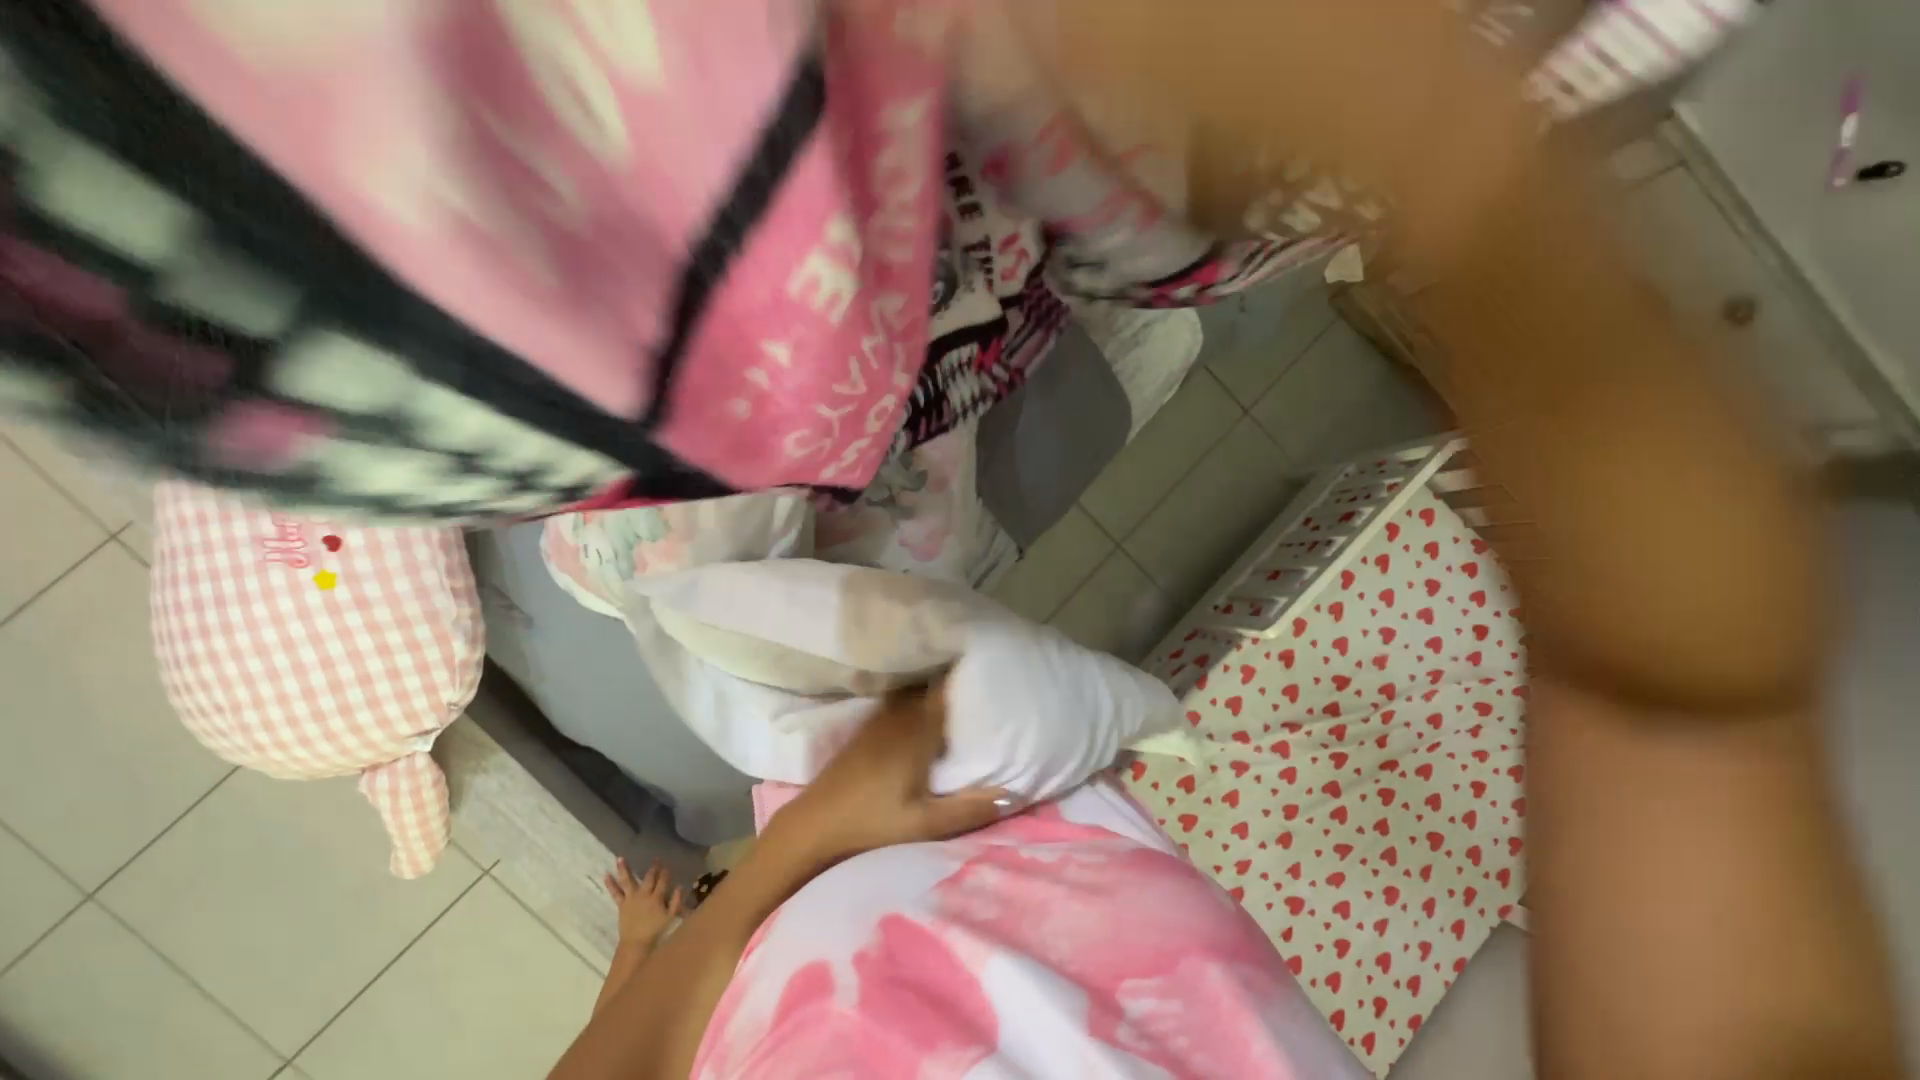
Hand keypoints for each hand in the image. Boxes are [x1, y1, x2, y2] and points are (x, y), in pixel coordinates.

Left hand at [603, 858, 682, 952]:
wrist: (636, 943)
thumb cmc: (655, 931)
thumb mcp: (671, 917)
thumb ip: (676, 902)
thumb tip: (680, 886)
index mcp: (656, 898)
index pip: (663, 881)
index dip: (665, 872)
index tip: (667, 865)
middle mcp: (643, 894)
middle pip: (648, 878)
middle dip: (653, 868)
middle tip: (655, 858)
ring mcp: (631, 898)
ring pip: (628, 881)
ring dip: (624, 869)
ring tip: (620, 858)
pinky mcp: (622, 904)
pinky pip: (615, 893)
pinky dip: (610, 884)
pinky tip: (606, 875)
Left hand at [764, 682, 1008, 867]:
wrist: (814, 826)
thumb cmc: (873, 824)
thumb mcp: (926, 824)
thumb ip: (970, 808)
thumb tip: (1014, 792)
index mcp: (916, 733)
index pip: (944, 691)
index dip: (965, 674)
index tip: (990, 665)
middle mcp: (897, 718)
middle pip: (929, 686)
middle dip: (953, 677)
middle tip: (982, 675)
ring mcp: (877, 722)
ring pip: (911, 692)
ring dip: (932, 687)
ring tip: (958, 687)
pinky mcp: (865, 731)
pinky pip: (897, 702)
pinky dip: (914, 698)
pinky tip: (923, 711)